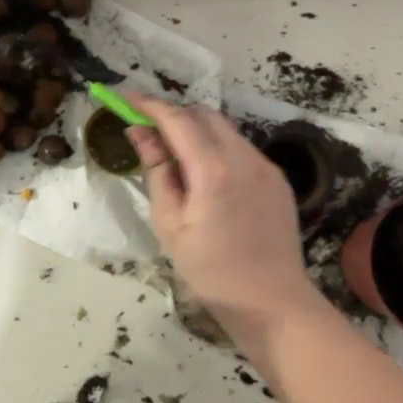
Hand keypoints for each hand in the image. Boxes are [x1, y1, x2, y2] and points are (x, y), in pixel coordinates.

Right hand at [125, 96, 323, 334]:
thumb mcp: (170, 223)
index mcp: (213, 170)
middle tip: (147, 131)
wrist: (273, 304)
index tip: (126, 98)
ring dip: (196, 131)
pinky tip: (205, 177)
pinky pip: (241, 149)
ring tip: (174, 157)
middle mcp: (244, 158)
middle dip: (173, 115)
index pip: (177, 119)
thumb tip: (139, 132)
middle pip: (204, 115)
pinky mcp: (277, 180)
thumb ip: (157, 171)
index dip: (149, 105)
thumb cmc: (210, 272)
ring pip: (225, 129)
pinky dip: (217, 148)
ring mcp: (266, 167)